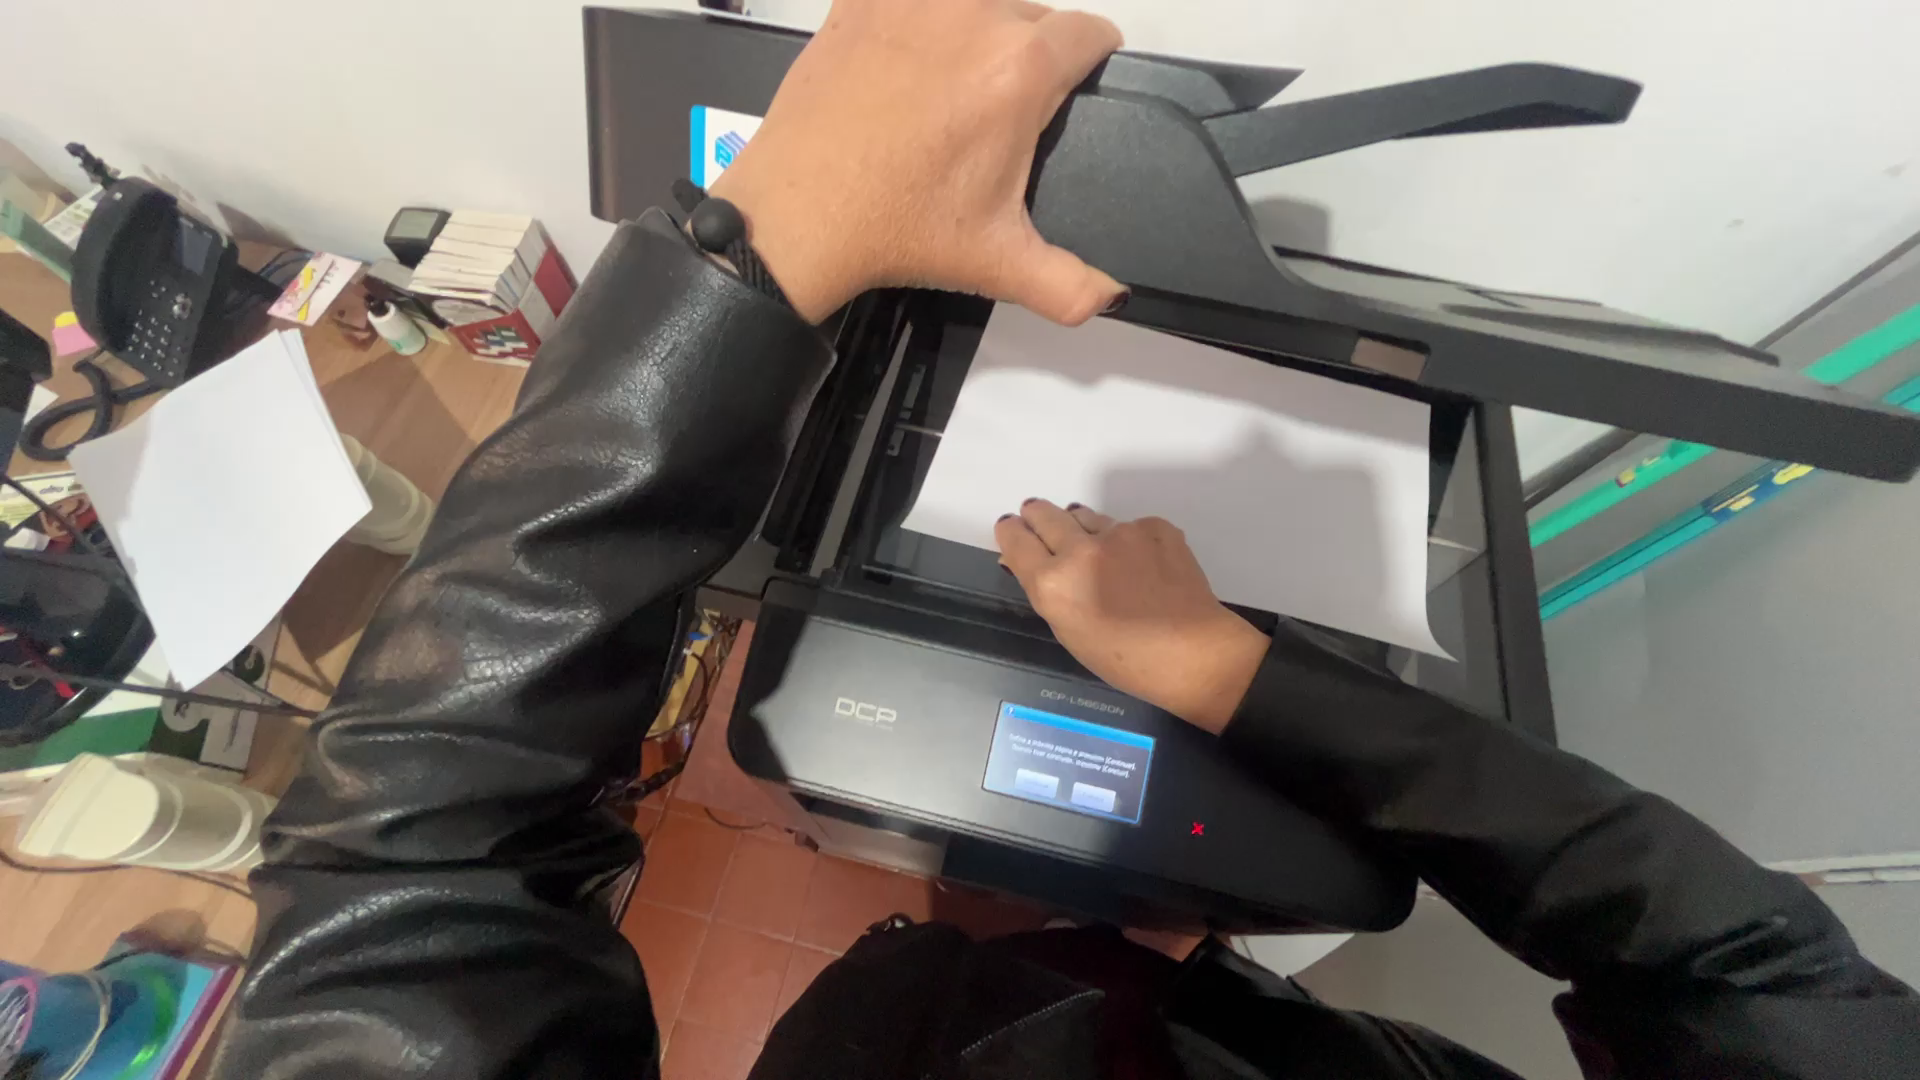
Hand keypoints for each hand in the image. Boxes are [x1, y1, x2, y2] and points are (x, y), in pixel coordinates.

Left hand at [708, 0, 1127, 324]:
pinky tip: (907, 69)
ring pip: (977, 0)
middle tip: (999, 118)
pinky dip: (922, 22)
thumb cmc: (897, 229)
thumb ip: (1067, 286)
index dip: (1092, 61)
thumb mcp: (995, 264)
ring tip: (952, 93)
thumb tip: (1110, 298)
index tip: (1076, 86)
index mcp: (1018, 71)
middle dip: (1029, 59)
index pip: (1090, 34)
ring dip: (978, 34)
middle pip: (1032, 16)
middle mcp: (973, 12)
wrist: (803, 214)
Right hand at [996, 500, 1269, 733]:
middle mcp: (1082, 550)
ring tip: (1097, 555)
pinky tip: (1140, 566)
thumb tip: (1025, 560)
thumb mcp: (1068, 631)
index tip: (1014, 530)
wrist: (1195, 654)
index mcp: (1053, 582)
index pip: (1015, 537)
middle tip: (1040, 522)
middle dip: (1037, 516)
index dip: (1011, 531)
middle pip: (1044, 513)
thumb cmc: (1123, 658)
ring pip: (1086, 517)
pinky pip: (1128, 526)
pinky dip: (1126, 540)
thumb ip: (1044, 589)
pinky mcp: (1155, 526)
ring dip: (1082, 529)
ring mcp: (1121, 533)